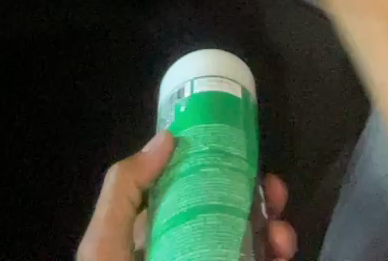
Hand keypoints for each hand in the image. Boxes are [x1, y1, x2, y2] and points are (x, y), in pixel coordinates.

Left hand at [77, 131, 298, 260]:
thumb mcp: (103, 247)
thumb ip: (125, 191)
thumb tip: (168, 138)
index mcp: (152, 241)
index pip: (187, 194)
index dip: (215, 169)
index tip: (242, 154)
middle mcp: (186, 255)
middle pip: (227, 217)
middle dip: (256, 200)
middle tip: (274, 193)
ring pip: (250, 245)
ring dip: (274, 233)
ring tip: (284, 236)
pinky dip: (274, 255)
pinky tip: (281, 253)